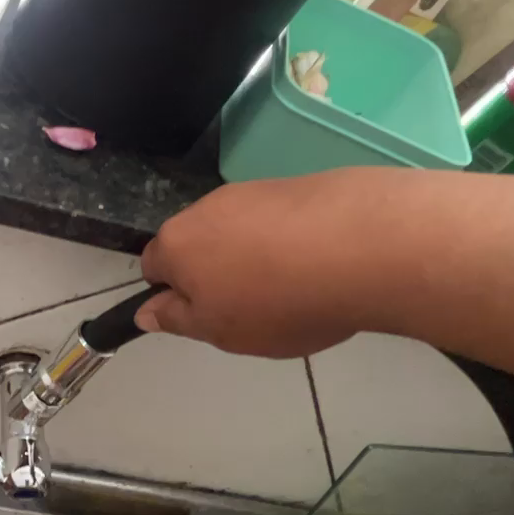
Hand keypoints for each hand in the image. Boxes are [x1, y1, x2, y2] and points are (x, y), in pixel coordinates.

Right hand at [135, 171, 375, 357]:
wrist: (368, 245)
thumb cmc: (276, 302)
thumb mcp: (219, 330)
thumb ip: (176, 319)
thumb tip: (145, 312)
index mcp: (175, 244)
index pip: (152, 267)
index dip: (175, 295)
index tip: (207, 316)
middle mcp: (206, 208)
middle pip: (197, 244)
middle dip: (215, 272)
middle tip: (251, 308)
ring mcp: (254, 191)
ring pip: (239, 230)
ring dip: (254, 256)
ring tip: (295, 287)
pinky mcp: (299, 184)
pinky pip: (281, 220)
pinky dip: (291, 241)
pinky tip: (322, 265)